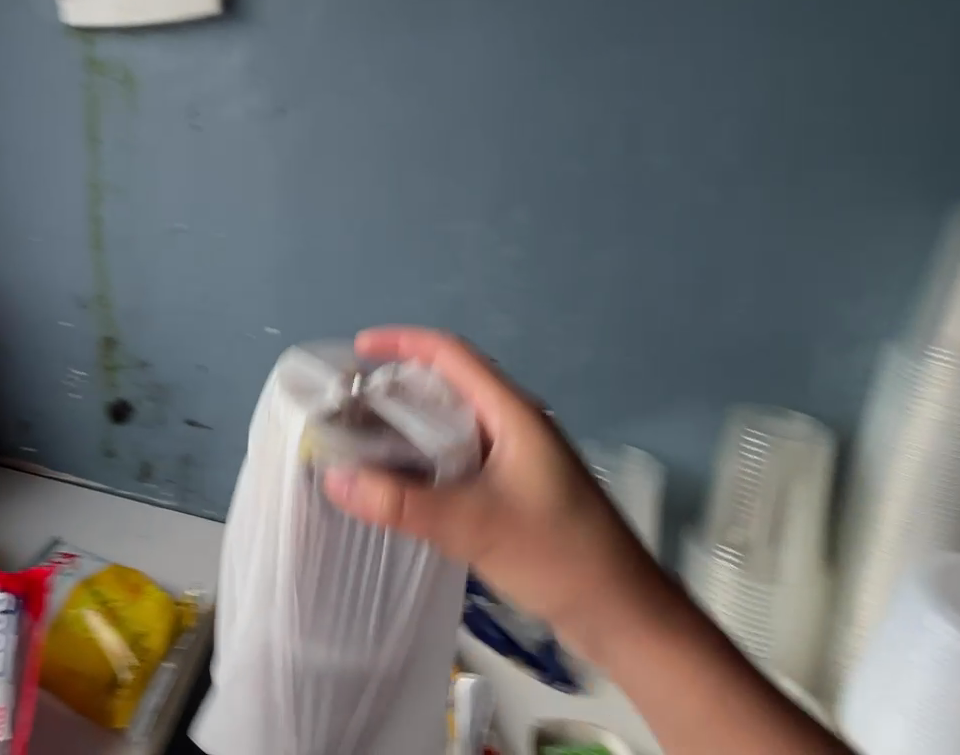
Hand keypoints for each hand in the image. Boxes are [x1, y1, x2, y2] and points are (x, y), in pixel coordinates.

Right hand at [321, 326, 668, 650]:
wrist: (626, 617)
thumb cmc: (559, 555)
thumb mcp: (474, 525)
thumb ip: (401, 502)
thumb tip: (333, 478)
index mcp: (512, 413)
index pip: (451, 354)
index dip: (401, 343)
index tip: (356, 351)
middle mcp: (513, 423)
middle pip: (447, 382)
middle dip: (395, 383)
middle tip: (348, 401)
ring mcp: (515, 455)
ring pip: (450, 419)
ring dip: (406, 420)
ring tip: (361, 434)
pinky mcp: (513, 486)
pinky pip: (456, 451)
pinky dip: (421, 452)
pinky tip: (397, 477)